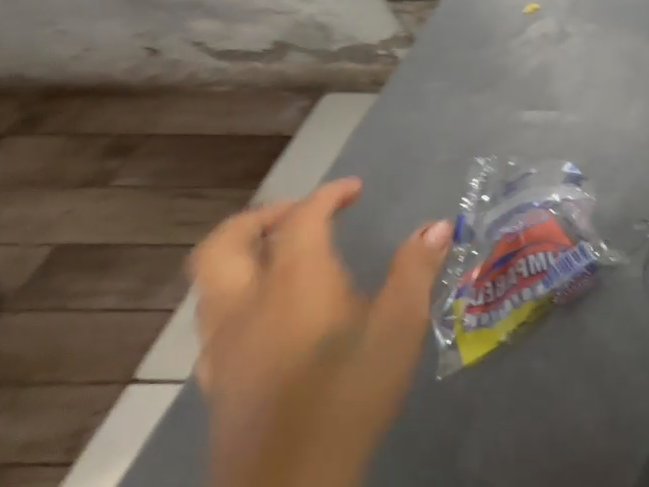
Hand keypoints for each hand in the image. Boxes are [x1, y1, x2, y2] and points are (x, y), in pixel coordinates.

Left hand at [191, 177, 449, 486]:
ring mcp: (224, 341)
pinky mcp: (218, 374)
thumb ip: (414, 271)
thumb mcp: (399, 326)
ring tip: (285, 256)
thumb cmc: (351, 390)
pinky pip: (216, 315)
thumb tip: (436, 225)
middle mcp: (247, 302)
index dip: (326, 196)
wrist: (289, 474)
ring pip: (212, 280)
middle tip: (301, 213)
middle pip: (226, 243)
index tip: (354, 189)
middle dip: (261, 217)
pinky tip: (270, 314)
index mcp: (294, 281)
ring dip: (244, 254)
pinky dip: (239, 292)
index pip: (301, 220)